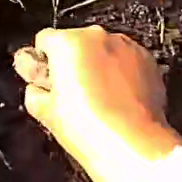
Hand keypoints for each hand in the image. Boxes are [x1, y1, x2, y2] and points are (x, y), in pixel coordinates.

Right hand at [13, 26, 181, 181]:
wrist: (132, 146)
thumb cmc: (86, 128)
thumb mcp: (46, 112)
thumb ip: (33, 88)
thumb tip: (36, 84)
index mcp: (68, 42)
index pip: (44, 40)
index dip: (42, 61)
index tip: (46, 81)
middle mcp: (98, 36)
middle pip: (75, 42)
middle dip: (72, 62)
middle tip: (72, 95)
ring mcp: (126, 46)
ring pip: (103, 50)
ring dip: (98, 65)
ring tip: (99, 100)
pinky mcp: (148, 60)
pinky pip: (126, 60)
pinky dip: (121, 73)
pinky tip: (119, 100)